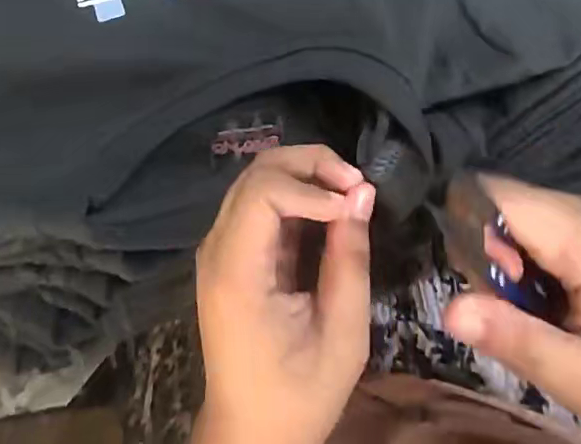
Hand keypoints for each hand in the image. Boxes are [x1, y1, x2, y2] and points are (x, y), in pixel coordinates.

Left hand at [192, 145, 377, 443]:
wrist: (250, 434)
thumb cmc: (299, 393)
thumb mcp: (342, 335)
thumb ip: (350, 259)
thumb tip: (362, 192)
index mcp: (236, 272)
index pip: (263, 191)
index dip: (311, 186)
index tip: (352, 205)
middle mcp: (217, 247)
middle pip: (258, 172)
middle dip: (311, 164)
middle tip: (356, 184)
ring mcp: (219, 247)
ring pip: (258, 177)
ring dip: (305, 173)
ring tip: (348, 191)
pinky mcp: (231, 250)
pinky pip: (260, 200)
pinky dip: (297, 191)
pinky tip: (328, 206)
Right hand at [444, 176, 580, 443]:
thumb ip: (515, 339)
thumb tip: (446, 308)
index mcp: (574, 237)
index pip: (488, 192)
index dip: (467, 228)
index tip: (478, 281)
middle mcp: (574, 213)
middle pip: (493, 200)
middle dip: (479, 246)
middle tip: (503, 304)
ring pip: (507, 214)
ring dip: (497, 258)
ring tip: (523, 309)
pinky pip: (527, 229)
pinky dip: (517, 262)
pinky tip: (539, 303)